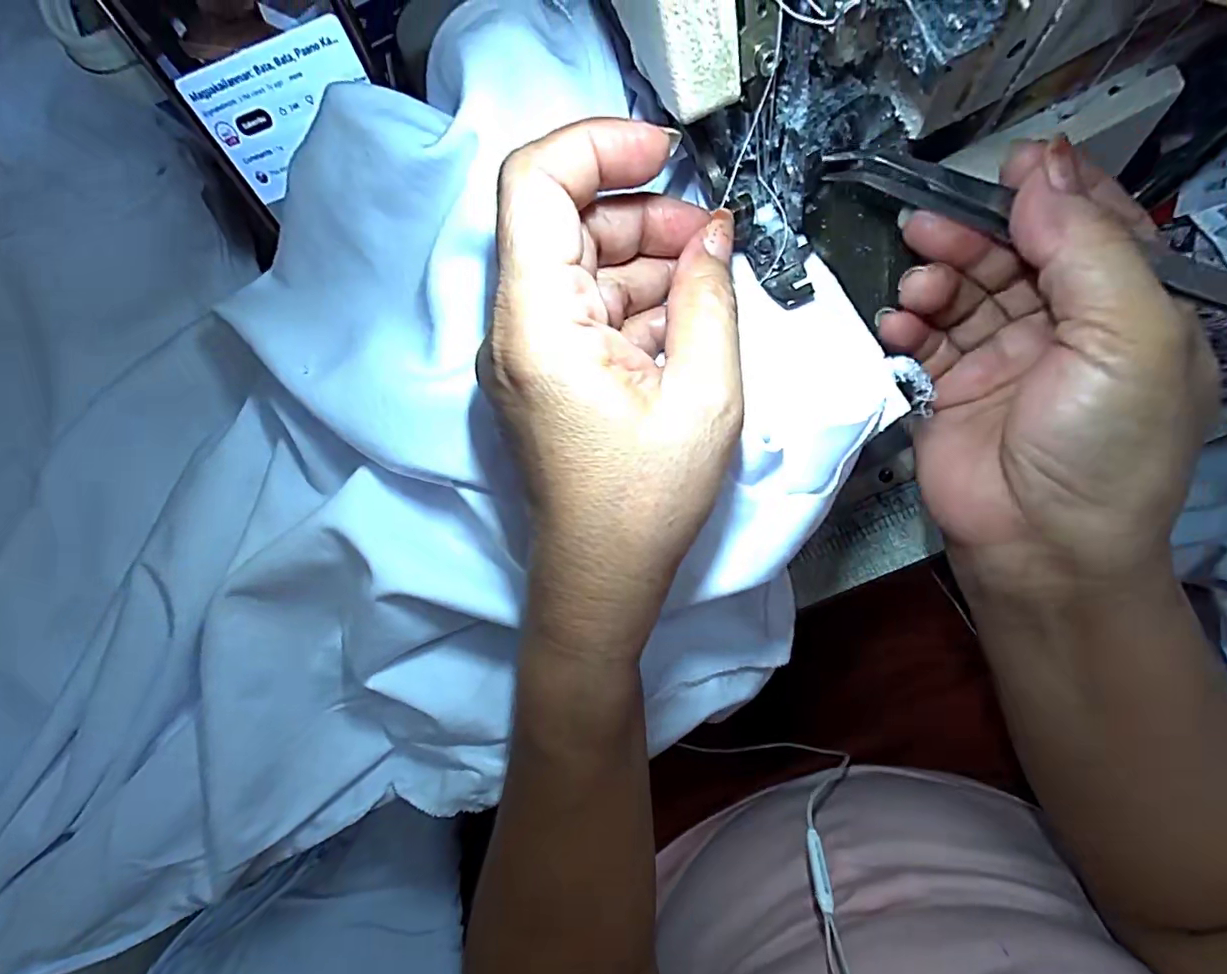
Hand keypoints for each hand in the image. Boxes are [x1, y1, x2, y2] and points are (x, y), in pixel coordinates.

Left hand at [482, 119, 741, 657]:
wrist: (603, 576)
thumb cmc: (646, 504)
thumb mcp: (705, 397)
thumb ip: (711, 299)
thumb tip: (712, 235)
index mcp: (538, 326)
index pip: (536, 183)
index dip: (599, 144)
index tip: (666, 151)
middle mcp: (514, 330)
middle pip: (564, 223)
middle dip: (640, 213)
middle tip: (709, 238)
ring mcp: (526, 353)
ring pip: (579, 265)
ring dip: (643, 258)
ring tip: (706, 280)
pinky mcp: (545, 374)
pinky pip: (586, 310)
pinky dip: (634, 301)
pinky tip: (683, 318)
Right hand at [877, 138, 1217, 600]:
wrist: (1039, 547)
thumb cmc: (1104, 446)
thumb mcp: (1131, 338)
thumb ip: (1088, 249)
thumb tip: (1041, 174)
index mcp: (1125, 311)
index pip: (1090, 231)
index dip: (1054, 194)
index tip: (1013, 168)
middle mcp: (1061, 332)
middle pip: (1013, 258)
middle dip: (973, 236)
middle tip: (928, 226)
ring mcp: (999, 365)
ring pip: (962, 298)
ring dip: (936, 282)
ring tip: (918, 290)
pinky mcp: (947, 397)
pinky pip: (924, 346)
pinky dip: (906, 329)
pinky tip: (898, 324)